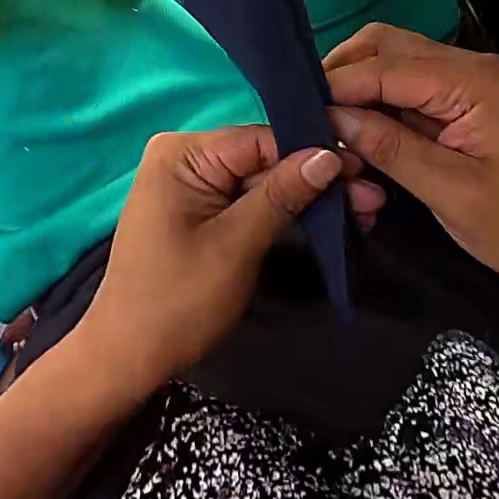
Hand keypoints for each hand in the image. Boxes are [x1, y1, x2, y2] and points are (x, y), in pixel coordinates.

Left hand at [71, 126, 384, 399]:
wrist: (126, 358)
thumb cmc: (176, 301)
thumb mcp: (236, 245)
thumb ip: (282, 195)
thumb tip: (329, 155)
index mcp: (183, 153)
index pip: (260, 139)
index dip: (312, 151)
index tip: (363, 164)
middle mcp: (185, 156)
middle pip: (263, 158)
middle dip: (316, 177)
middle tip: (372, 195)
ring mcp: (191, 181)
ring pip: (260, 180)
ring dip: (306, 195)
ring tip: (363, 207)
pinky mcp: (200, 206)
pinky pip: (247, 198)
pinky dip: (283, 210)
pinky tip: (325, 215)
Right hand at [323, 23, 498, 291]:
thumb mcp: (452, 193)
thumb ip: (389, 147)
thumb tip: (332, 116)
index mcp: (476, 82)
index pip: (388, 67)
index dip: (339, 85)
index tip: (298, 109)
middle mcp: (473, 66)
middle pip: (390, 45)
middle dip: (344, 71)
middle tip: (309, 110)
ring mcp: (474, 80)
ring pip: (398, 60)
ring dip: (361, 83)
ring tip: (330, 119)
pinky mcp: (471, 100)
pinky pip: (414, 85)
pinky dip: (382, 100)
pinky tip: (361, 126)